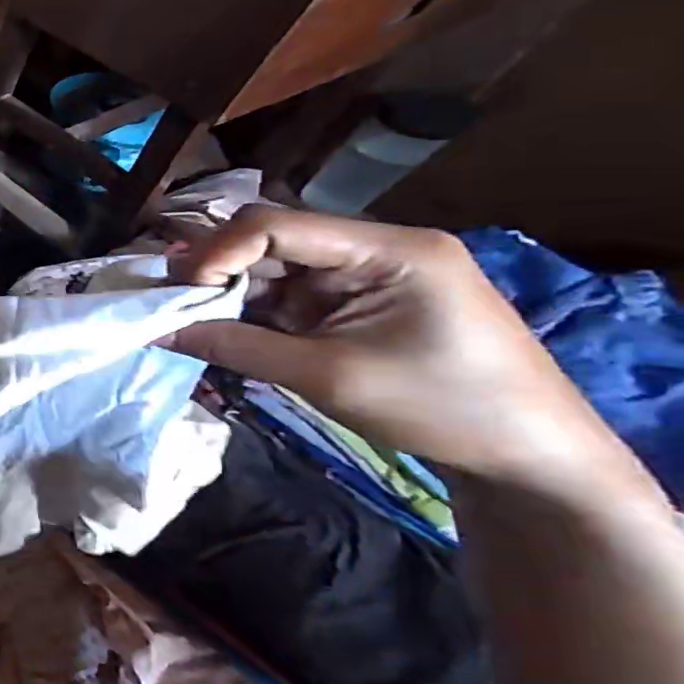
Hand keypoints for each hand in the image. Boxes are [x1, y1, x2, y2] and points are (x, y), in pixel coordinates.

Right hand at [165, 205, 640, 495]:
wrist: (529, 459)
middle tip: (172, 305)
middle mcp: (375, 247)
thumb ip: (233, 345)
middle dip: (217, 272)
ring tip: (189, 320)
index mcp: (389, 249)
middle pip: (270, 240)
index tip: (180, 292)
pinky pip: (286, 293)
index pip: (275, 224)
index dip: (217, 252)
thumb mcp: (324, 377)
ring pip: (271, 267)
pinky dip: (251, 311)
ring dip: (230, 293)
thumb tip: (154, 330)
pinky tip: (224, 328)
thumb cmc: (440, 408)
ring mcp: (366, 273)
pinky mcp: (356, 300)